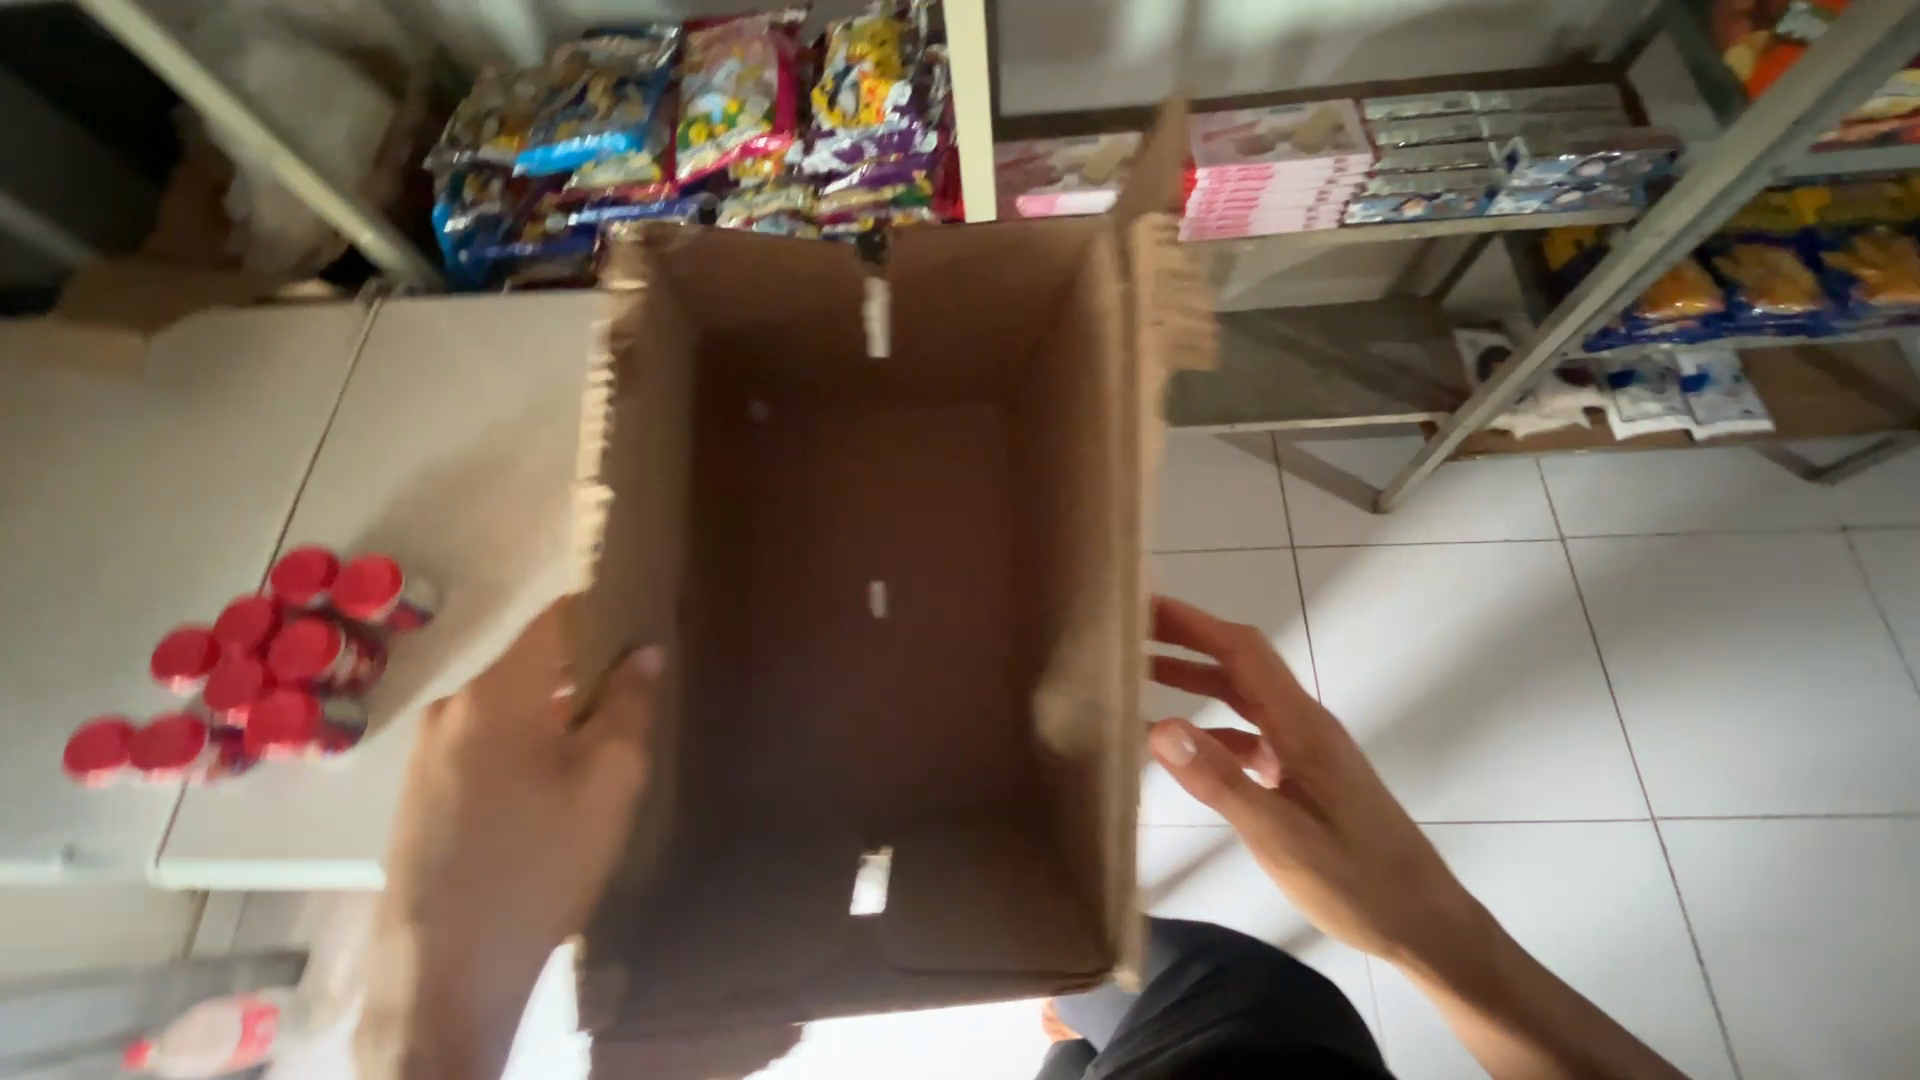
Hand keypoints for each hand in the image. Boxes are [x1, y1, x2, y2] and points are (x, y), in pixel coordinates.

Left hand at [359, 598, 662, 1079]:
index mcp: (496, 694)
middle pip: (536, 664)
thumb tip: (644, 652)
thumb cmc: (539, 864)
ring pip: (514, 708)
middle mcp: (452, 709)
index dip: (610, 613)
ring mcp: (427, 754)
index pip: (560, 619)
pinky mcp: (422, 794)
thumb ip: (631, 704)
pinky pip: (489, 743)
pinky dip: (531, 745)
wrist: (443, 977)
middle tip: (643, 697)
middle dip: (591, 672)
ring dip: (562, 713)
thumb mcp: (609, 780)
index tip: (652, 623)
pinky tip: (558, 788)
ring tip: (608, 745)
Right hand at [1146, 596, 1490, 971]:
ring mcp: (1304, 750)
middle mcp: (1303, 724)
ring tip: (1141, 677)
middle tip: (1131, 634)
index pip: (1243, 651)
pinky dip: (1210, 729)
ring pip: (1243, 699)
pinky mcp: (1303, 776)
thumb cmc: (1355, 881)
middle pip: (1241, 665)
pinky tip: (1182, 748)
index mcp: (1301, 724)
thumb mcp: (1278, 835)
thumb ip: (1219, 779)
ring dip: (1196, 681)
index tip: (1145, 605)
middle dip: (1187, 641)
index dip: (1194, 622)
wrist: (1424, 926)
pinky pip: (1249, 736)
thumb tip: (1158, 727)